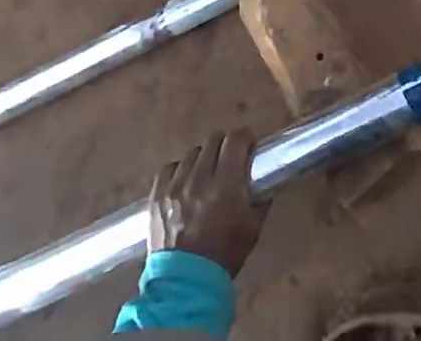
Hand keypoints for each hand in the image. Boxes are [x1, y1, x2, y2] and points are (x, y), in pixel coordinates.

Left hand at [148, 129, 267, 275]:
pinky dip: (180, 171)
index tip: (248, 146)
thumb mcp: (252, 228)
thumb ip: (260, 197)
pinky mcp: (157, 193)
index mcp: (226, 184)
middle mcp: (200, 178)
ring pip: (192, 153)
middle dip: (225, 145)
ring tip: (205, 176)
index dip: (245, 138)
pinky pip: (170, 167)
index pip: (236, 139)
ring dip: (202, 159)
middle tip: (229, 160)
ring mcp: (175, 184)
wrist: (185, 283)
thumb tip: (262, 177)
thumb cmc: (224, 255)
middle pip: (214, 139)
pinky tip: (185, 183)